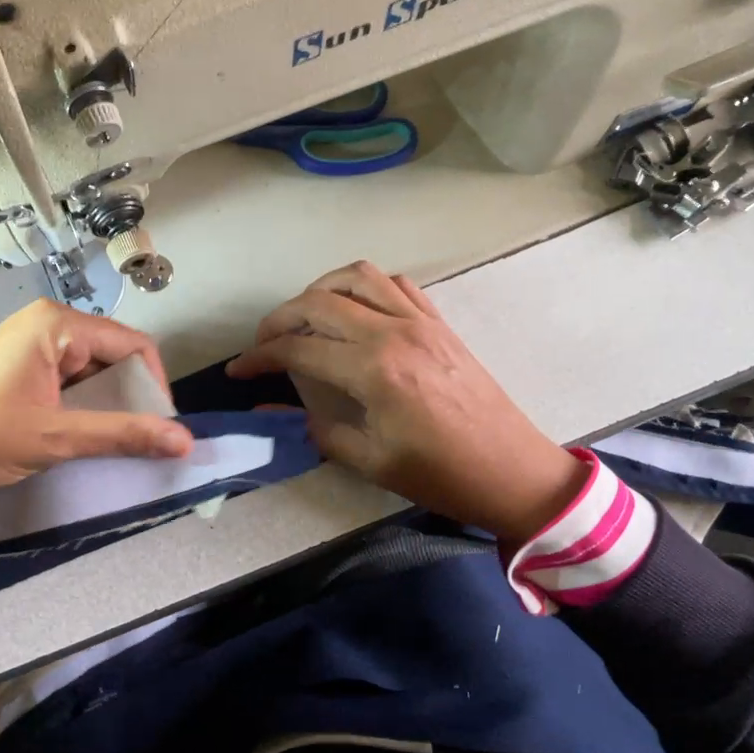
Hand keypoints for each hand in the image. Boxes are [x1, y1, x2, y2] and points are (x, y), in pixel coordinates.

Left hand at [0, 300, 193, 519]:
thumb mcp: (55, 437)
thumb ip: (122, 434)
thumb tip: (185, 440)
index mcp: (56, 323)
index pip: (132, 343)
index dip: (154, 385)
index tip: (163, 430)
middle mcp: (47, 323)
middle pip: (113, 354)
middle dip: (130, 397)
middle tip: (139, 442)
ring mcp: (31, 343)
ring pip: (92, 370)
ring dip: (106, 405)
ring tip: (110, 443)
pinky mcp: (21, 365)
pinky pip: (69, 379)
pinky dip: (82, 406)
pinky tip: (83, 435)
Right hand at [227, 262, 584, 544]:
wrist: (514, 472)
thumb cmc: (440, 475)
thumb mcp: (369, 460)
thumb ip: (313, 428)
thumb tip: (269, 410)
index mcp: (374, 371)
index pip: (298, 349)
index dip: (260, 357)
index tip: (240, 370)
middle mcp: (394, 333)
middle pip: (318, 302)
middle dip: (279, 319)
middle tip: (265, 344)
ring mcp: (420, 321)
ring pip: (357, 277)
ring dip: (320, 289)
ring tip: (305, 316)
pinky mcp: (438, 322)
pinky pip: (394, 284)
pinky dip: (363, 288)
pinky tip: (353, 311)